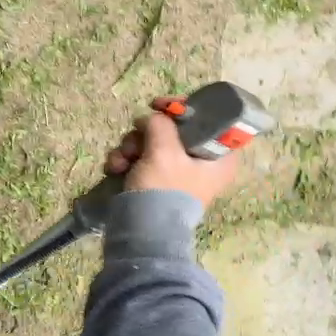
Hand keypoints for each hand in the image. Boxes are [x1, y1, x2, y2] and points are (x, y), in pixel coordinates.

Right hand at [103, 98, 242, 207]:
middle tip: (135, 140)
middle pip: (173, 131)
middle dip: (146, 133)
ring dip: (130, 147)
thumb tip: (153, 116)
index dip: (184, 109)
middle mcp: (202, 162)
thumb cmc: (163, 188)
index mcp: (220, 156)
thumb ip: (161, 125)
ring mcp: (176, 172)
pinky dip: (125, 161)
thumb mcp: (164, 151)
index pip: (210, 120)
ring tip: (121, 160)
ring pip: (151, 143)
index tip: (159, 106)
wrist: (142, 229)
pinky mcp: (155, 180)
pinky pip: (140, 159)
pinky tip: (116, 169)